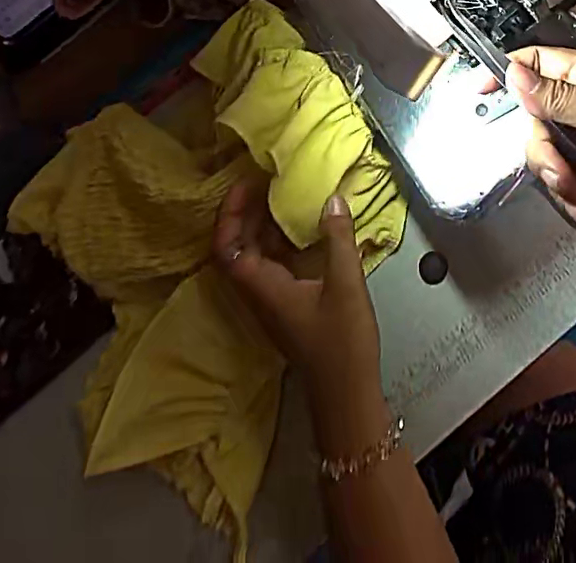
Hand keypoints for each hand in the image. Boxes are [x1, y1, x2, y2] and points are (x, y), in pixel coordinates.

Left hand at [214, 178, 379, 402]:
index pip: (228, 247)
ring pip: (256, 258)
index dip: (230, 214)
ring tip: (284, 198)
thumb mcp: (345, 285)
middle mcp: (260, 295)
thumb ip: (338, 239)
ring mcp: (274, 302)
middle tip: (267, 184)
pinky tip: (305, 230)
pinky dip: (282, 243)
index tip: (246, 184)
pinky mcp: (289, 306)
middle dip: (247, 214)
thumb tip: (332, 199)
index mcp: (264, 289)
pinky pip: (274, 266)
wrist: (346, 391)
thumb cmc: (342, 341)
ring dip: (264, 227)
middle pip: (238, 249)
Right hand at [503, 46, 575, 231]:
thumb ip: (564, 97)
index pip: (540, 62)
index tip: (483, 90)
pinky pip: (563, 176)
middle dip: (541, 147)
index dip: (510, 72)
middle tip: (560, 169)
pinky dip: (568, 194)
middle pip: (536, 114)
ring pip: (546, 149)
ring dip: (555, 175)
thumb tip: (517, 73)